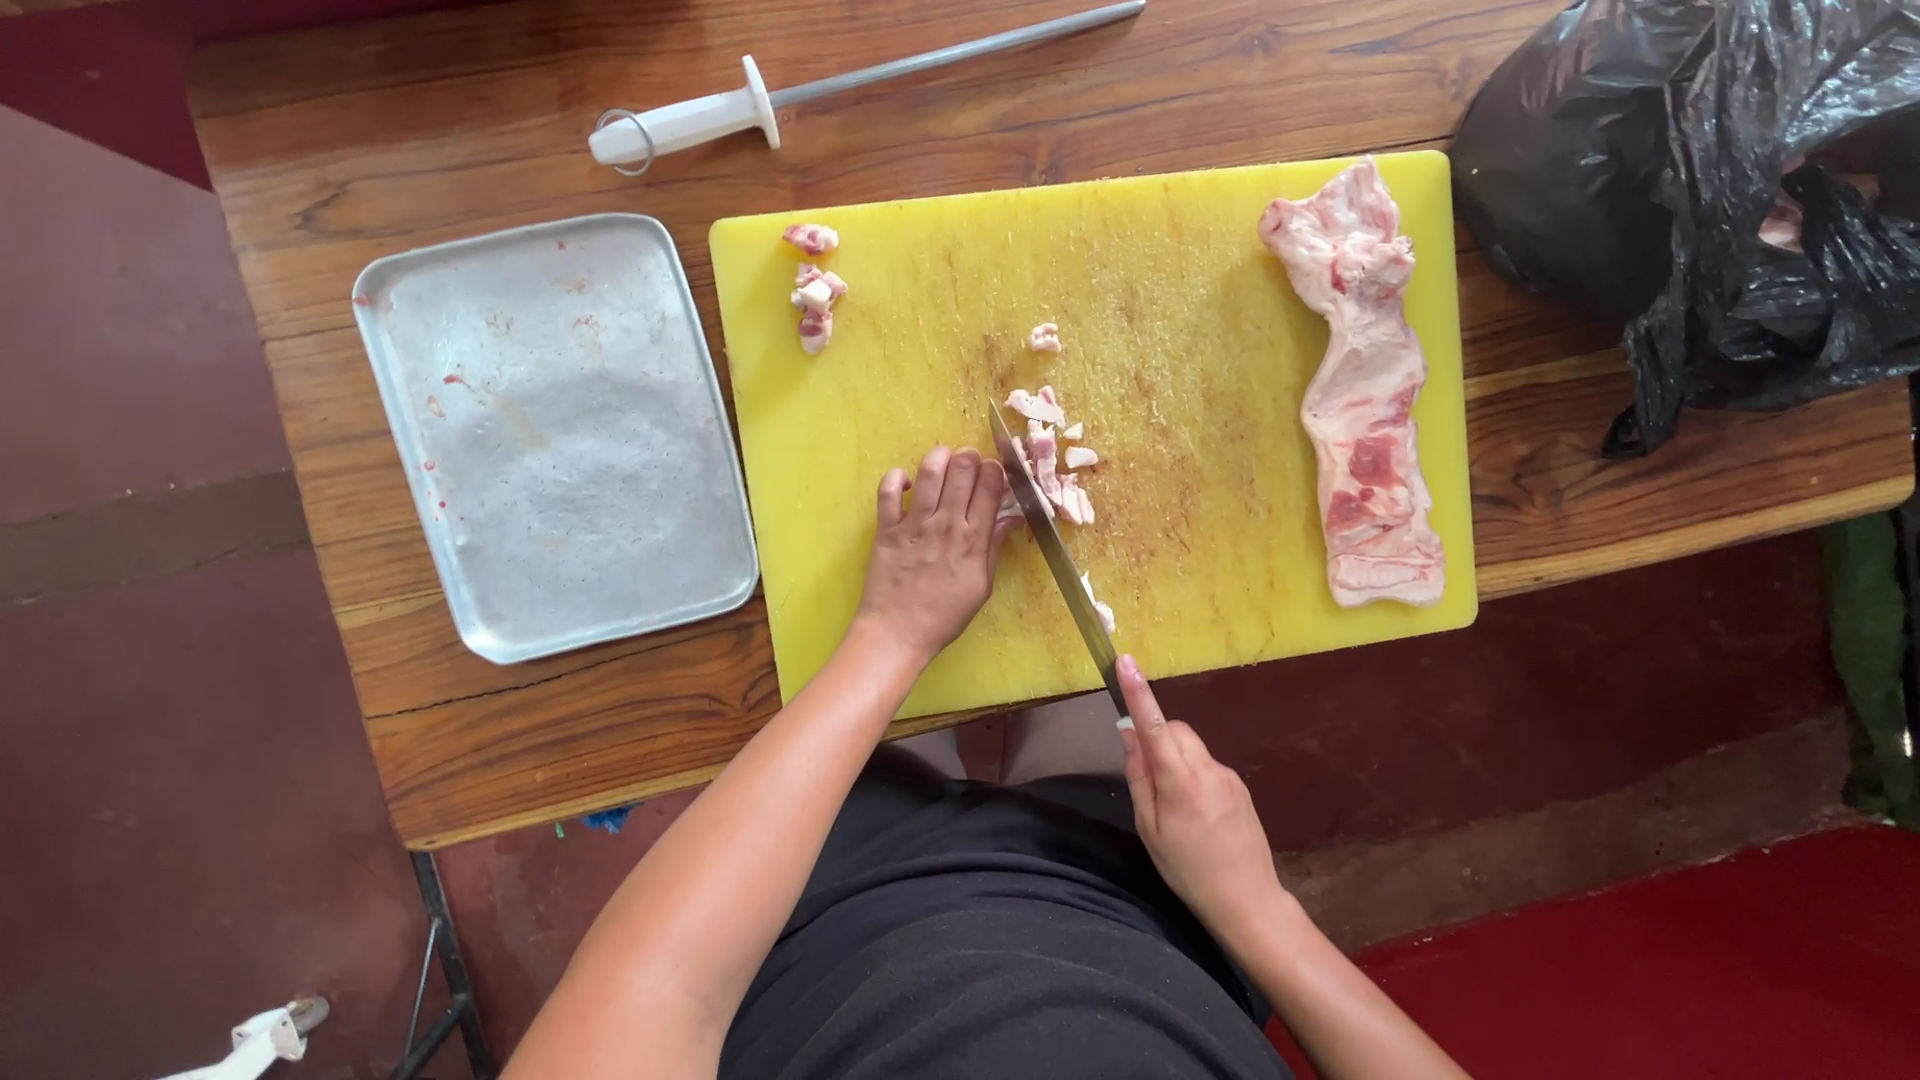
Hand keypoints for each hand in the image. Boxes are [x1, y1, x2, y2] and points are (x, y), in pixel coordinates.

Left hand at [855, 446, 1019, 665]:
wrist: (897, 632)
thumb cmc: (944, 616)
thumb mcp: (981, 586)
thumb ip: (994, 547)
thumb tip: (1012, 517)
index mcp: (973, 539)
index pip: (990, 487)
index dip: (995, 470)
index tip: (994, 471)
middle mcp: (945, 524)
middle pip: (962, 472)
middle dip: (970, 457)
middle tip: (970, 459)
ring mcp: (914, 524)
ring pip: (929, 472)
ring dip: (939, 456)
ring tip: (943, 457)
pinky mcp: (886, 528)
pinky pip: (888, 490)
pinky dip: (896, 477)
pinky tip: (906, 481)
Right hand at [1118, 654, 1289, 944]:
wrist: (1247, 900)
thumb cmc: (1187, 869)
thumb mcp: (1149, 829)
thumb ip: (1138, 777)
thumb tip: (1129, 734)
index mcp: (1180, 782)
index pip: (1154, 725)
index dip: (1138, 691)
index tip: (1126, 661)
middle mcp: (1208, 769)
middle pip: (1174, 729)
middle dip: (1156, 736)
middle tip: (1144, 774)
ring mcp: (1228, 775)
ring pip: (1190, 746)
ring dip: (1173, 758)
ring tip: (1173, 805)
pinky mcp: (1240, 785)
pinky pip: (1206, 764)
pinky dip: (1191, 772)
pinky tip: (1195, 812)